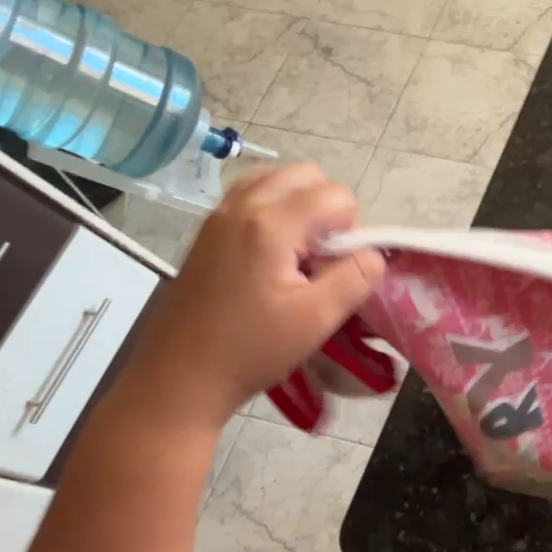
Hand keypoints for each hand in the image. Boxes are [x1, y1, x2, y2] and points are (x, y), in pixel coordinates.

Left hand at [118, 164, 384, 427]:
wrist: (180, 376)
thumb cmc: (251, 349)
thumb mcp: (318, 319)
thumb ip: (356, 277)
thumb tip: (371, 254)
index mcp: (271, 224)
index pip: (337, 196)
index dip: (352, 230)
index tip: (336, 271)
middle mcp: (242, 206)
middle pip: (307, 175)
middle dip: (329, 209)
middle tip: (323, 257)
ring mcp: (219, 215)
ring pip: (278, 180)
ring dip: (301, 206)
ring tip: (301, 253)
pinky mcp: (208, 231)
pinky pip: (253, 196)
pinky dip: (275, 211)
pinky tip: (276, 255)